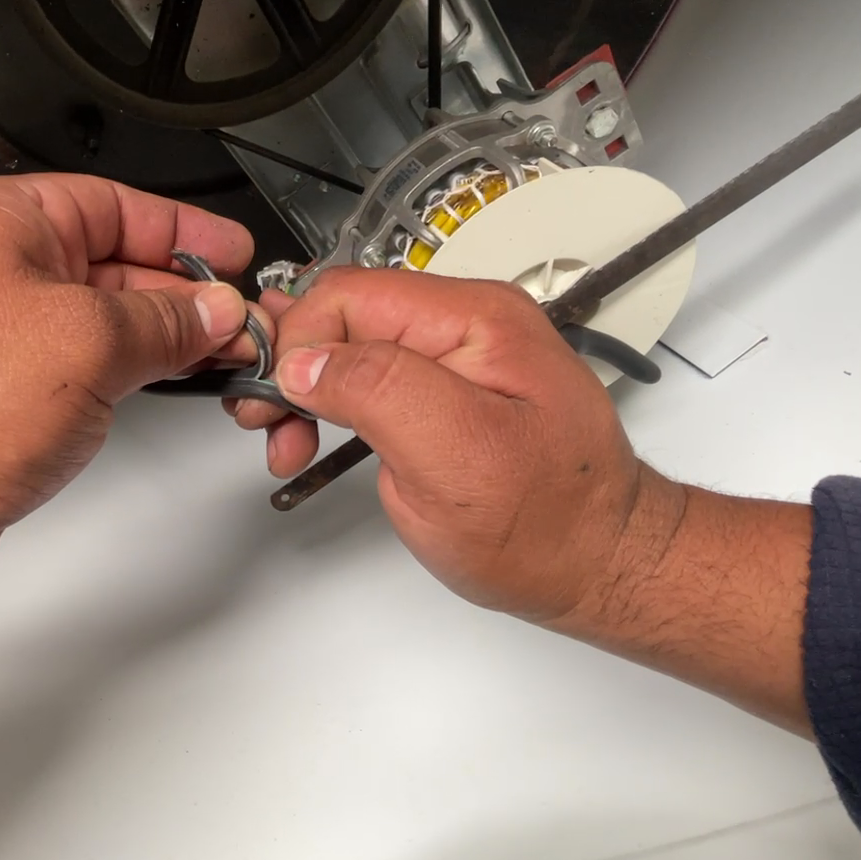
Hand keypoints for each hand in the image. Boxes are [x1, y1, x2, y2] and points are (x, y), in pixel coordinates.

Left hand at [0, 174, 254, 648]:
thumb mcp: (79, 341)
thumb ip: (159, 322)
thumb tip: (207, 312)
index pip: (110, 205)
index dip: (181, 229)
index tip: (232, 253)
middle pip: (104, 269)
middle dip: (177, 296)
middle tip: (236, 323)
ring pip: (86, 332)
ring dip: (148, 347)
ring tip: (208, 361)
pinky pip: (64, 383)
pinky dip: (111, 388)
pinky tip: (147, 396)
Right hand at [230, 269, 813, 731]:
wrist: (594, 564)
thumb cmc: (542, 525)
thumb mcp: (454, 457)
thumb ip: (376, 390)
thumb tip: (303, 362)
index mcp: (472, 321)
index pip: (349, 295)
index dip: (299, 343)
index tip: (277, 403)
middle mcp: (460, 325)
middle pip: (340, 315)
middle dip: (291, 365)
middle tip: (266, 423)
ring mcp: (448, 358)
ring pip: (344, 345)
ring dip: (301, 388)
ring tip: (286, 440)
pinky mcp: (436, 391)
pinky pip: (362, 374)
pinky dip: (324, 402)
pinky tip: (309, 433)